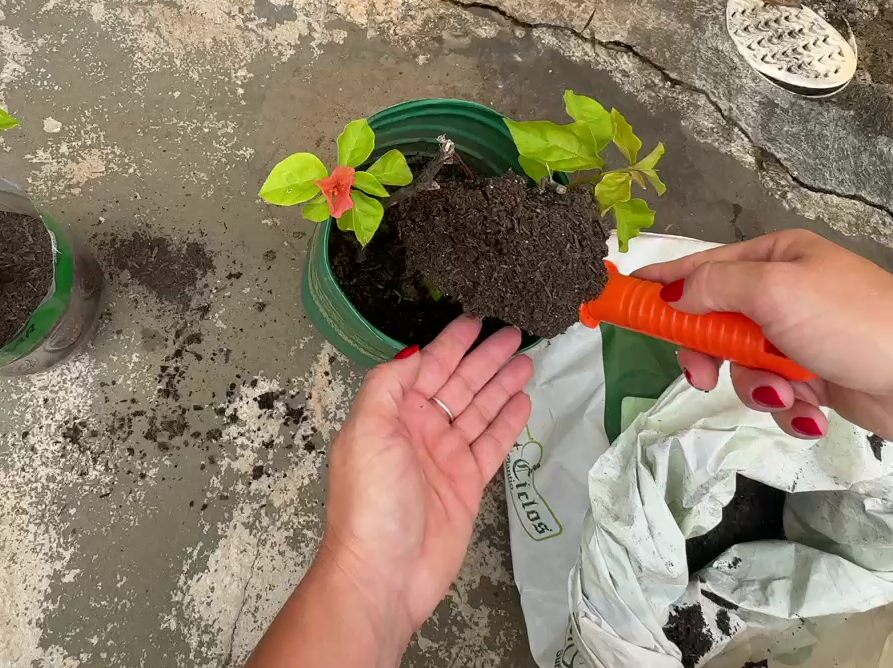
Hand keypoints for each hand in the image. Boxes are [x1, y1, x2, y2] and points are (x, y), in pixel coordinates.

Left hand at [318, 316, 533, 640]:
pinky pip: (491, 444)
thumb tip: (413, 351)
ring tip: (526, 359)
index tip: (476, 318)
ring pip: (478, 409)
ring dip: (501, 384)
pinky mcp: (467, 484)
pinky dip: (506, 422)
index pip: (428, 366)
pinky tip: (523, 400)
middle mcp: (420, 428)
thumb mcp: (367, 430)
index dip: (452, 343)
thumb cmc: (370, 499)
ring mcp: (445, 455)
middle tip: (514, 332)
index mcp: (393, 412)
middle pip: (458, 383)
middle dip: (484, 358)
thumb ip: (389, 384)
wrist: (383, 574)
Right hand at [634, 229, 892, 450]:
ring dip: (754, 383)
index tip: (625, 296)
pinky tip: (806, 410)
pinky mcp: (814, 374)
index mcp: (775, 256)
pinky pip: (772, 386)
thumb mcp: (775, 292)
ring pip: (740, 359)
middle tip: (700, 374)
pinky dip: (783, 401)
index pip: (702, 265)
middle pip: (715, 317)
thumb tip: (671, 296)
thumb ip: (712, 288)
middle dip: (708, 349)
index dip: (662, 282)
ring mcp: (799, 333)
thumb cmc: (852, 322)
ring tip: (781, 395)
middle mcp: (783, 290)